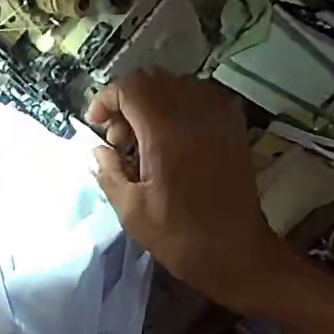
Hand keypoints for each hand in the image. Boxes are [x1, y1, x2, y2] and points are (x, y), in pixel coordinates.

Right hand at [88, 69, 302, 314]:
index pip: (131, 87)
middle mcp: (196, 115)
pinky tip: (170, 139)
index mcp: (167, 133)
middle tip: (119, 138)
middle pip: (152, 79)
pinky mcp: (233, 127)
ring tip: (143, 140)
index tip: (97, 125)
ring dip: (151, 102)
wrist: (237, 253)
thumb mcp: (130, 209)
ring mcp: (220, 117)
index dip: (106, 99)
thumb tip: (100, 149)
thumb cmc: (179, 236)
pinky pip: (199, 97)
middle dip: (126, 101)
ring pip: (175, 84)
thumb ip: (108, 170)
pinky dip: (177, 107)